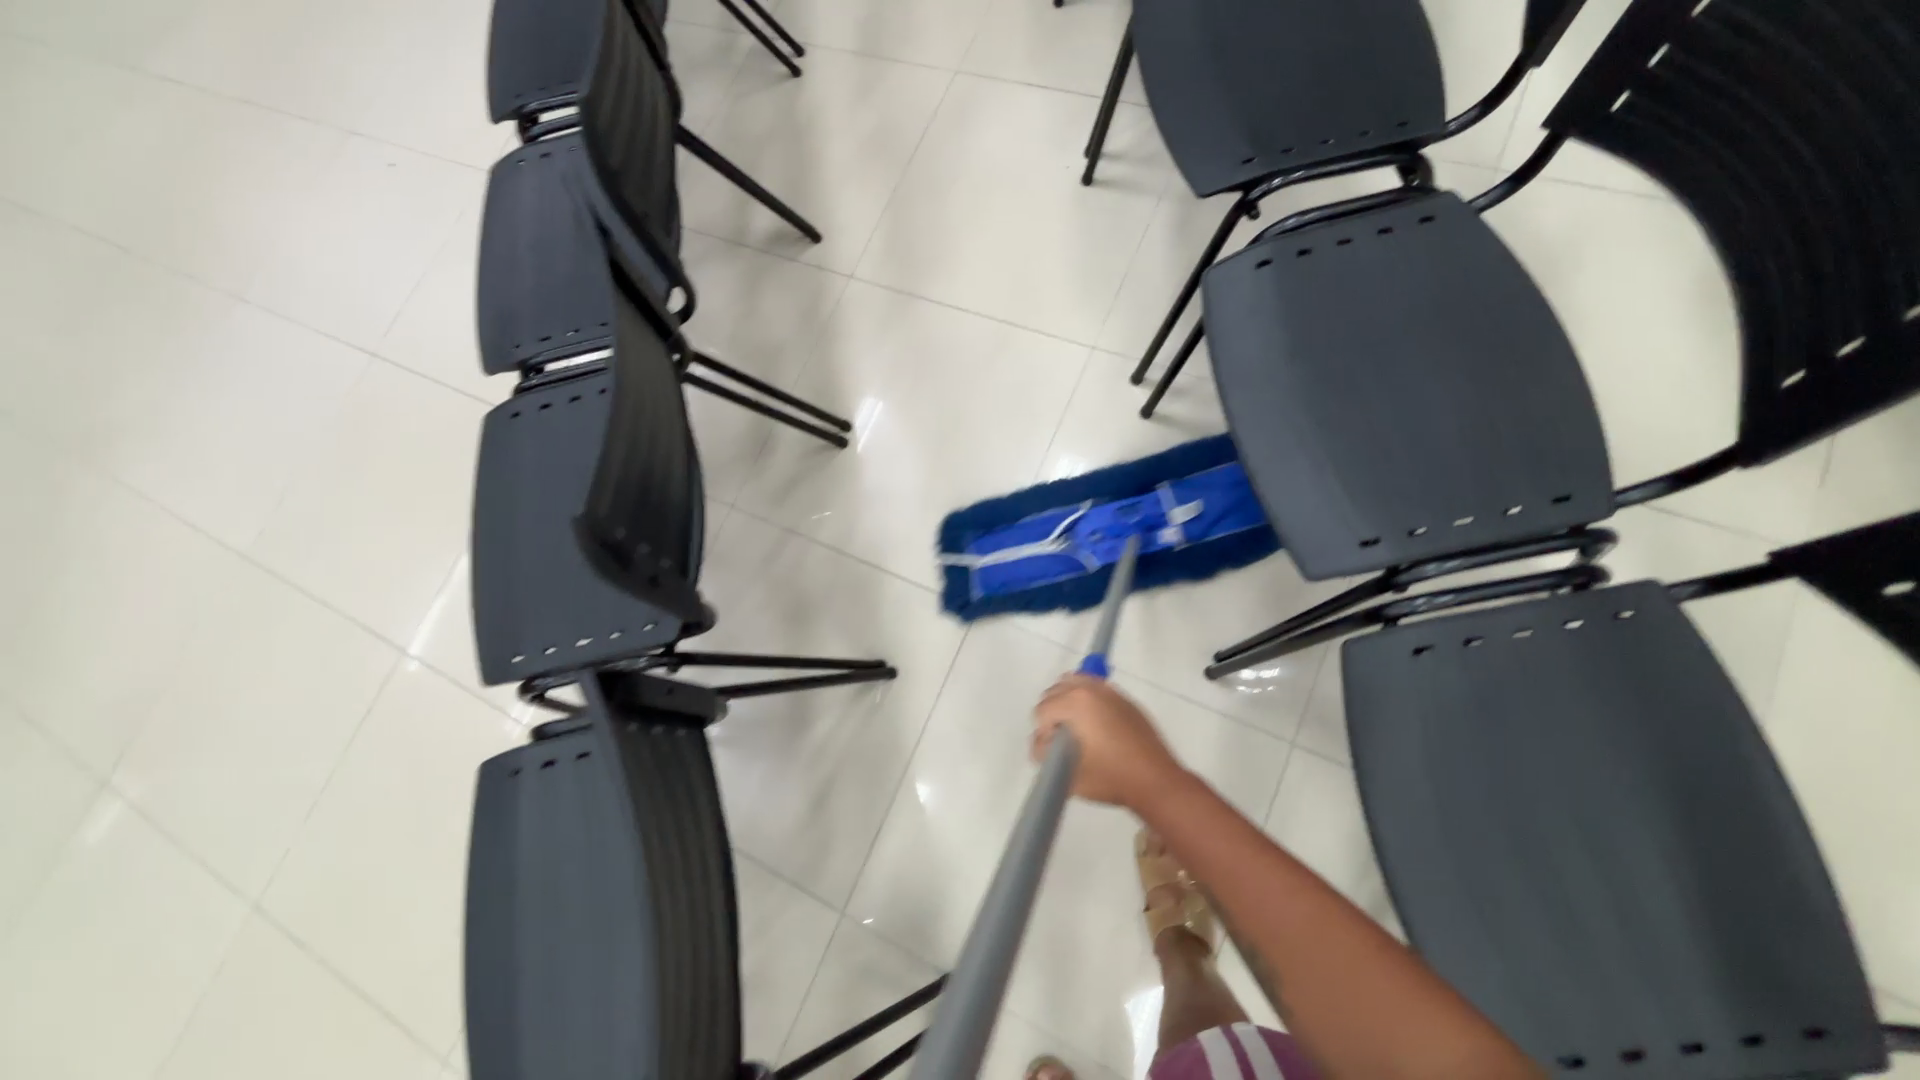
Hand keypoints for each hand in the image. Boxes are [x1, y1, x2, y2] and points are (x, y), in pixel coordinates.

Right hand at [1032, 675, 1187, 809]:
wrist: (1155, 780)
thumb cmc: (1109, 777)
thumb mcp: (1067, 772)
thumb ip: (1043, 753)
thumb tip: (1042, 742)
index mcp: (1076, 702)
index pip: (1043, 709)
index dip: (1045, 733)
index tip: (1057, 751)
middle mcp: (1092, 689)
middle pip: (1056, 690)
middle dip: (1054, 713)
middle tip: (1064, 741)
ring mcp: (1112, 692)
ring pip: (1077, 683)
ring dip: (1070, 702)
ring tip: (1078, 730)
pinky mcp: (1126, 700)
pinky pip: (1097, 690)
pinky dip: (1089, 701)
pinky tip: (1098, 728)